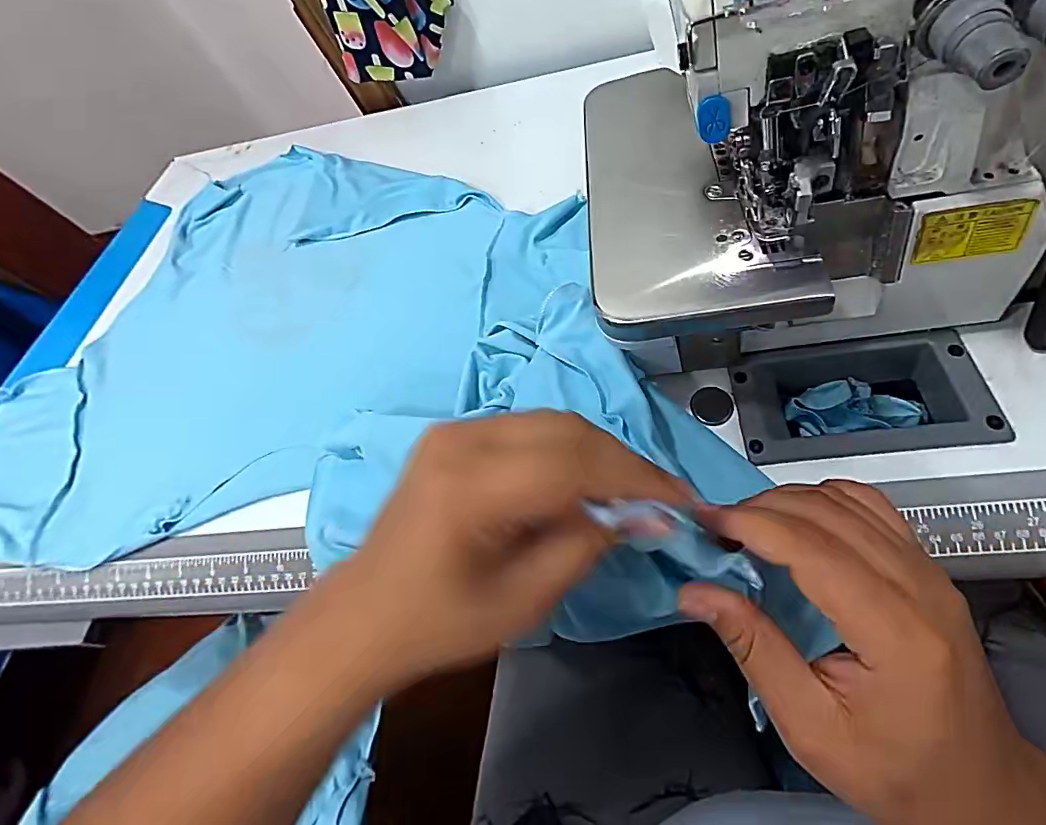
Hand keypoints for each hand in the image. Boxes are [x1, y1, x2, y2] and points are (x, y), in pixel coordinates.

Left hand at [327, 410, 691, 686]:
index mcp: (472, 485)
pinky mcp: (455, 432)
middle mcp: (462, 440)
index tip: (679, 498)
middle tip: (659, 497)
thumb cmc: (440, 621)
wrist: (366, 611)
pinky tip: (583, 479)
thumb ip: (585, 545)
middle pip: (567, 430)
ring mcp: (455, 429)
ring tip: (627, 490)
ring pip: (552, 423)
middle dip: (621, 461)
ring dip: (597, 452)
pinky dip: (567, 449)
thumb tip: (643, 513)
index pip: (573, 461)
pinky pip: (529, 429)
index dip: (634, 476)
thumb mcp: (523, 600)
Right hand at [678, 482, 1045, 824]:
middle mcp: (920, 586)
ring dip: (788, 500)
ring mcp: (929, 569)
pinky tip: (797, 520)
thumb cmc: (898, 772)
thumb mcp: (813, 731)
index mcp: (897, 632)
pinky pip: (869, 506)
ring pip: (847, 499)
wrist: (982, 789)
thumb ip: (754, 651)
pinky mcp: (927, 565)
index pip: (814, 548)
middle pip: (827, 512)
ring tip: (747, 524)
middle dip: (761, 508)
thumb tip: (697, 594)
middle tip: (716, 527)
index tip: (706, 522)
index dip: (753, 523)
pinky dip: (823, 499)